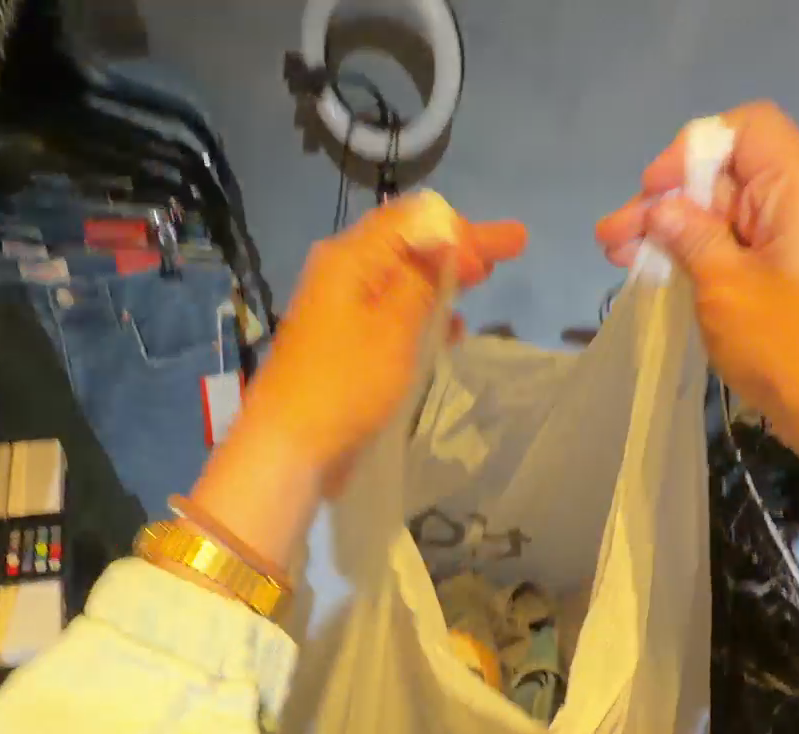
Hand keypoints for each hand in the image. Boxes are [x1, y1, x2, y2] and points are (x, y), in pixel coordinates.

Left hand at [240, 193, 528, 479]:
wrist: (290, 446)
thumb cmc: (346, 384)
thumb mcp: (394, 327)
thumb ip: (423, 279)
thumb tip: (446, 236)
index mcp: (351, 259)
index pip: (413, 221)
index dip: (461, 229)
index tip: (504, 247)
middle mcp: (343, 276)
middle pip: (408, 248)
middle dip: (459, 248)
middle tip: (508, 249)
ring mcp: (340, 313)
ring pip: (401, 283)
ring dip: (442, 281)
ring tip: (481, 284)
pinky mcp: (342, 347)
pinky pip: (391, 317)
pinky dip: (421, 317)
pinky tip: (448, 332)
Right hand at [594, 102, 798, 457]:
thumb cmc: (786, 348)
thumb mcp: (725, 288)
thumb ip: (690, 237)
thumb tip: (660, 208)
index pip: (746, 129)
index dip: (690, 153)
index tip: (652, 193)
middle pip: (728, 175)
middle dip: (666, 200)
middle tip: (611, 238)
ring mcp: (798, 238)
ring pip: (726, 213)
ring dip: (673, 230)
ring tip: (619, 256)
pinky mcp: (790, 270)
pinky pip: (738, 244)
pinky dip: (697, 252)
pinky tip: (656, 271)